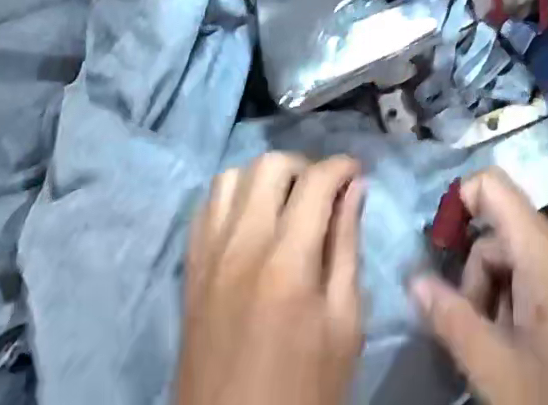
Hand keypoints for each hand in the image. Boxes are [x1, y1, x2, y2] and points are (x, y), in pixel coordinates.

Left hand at [177, 153, 366, 404]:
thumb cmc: (304, 390)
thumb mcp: (344, 326)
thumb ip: (347, 247)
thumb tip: (355, 189)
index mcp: (287, 260)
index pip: (316, 181)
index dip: (342, 166)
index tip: (357, 171)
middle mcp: (242, 243)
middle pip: (270, 165)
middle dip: (305, 166)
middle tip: (325, 192)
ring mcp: (209, 253)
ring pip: (233, 176)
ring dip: (266, 178)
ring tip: (287, 202)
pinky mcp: (190, 267)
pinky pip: (207, 206)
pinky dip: (234, 197)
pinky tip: (252, 219)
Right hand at [409, 170, 547, 404]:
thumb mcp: (502, 371)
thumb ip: (452, 321)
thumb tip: (413, 279)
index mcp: (539, 243)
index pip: (488, 184)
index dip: (456, 207)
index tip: (437, 258)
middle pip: (496, 235)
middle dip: (475, 282)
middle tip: (477, 339)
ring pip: (515, 260)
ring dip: (498, 301)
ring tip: (505, 357)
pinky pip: (539, 275)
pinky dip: (522, 306)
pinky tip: (529, 356)